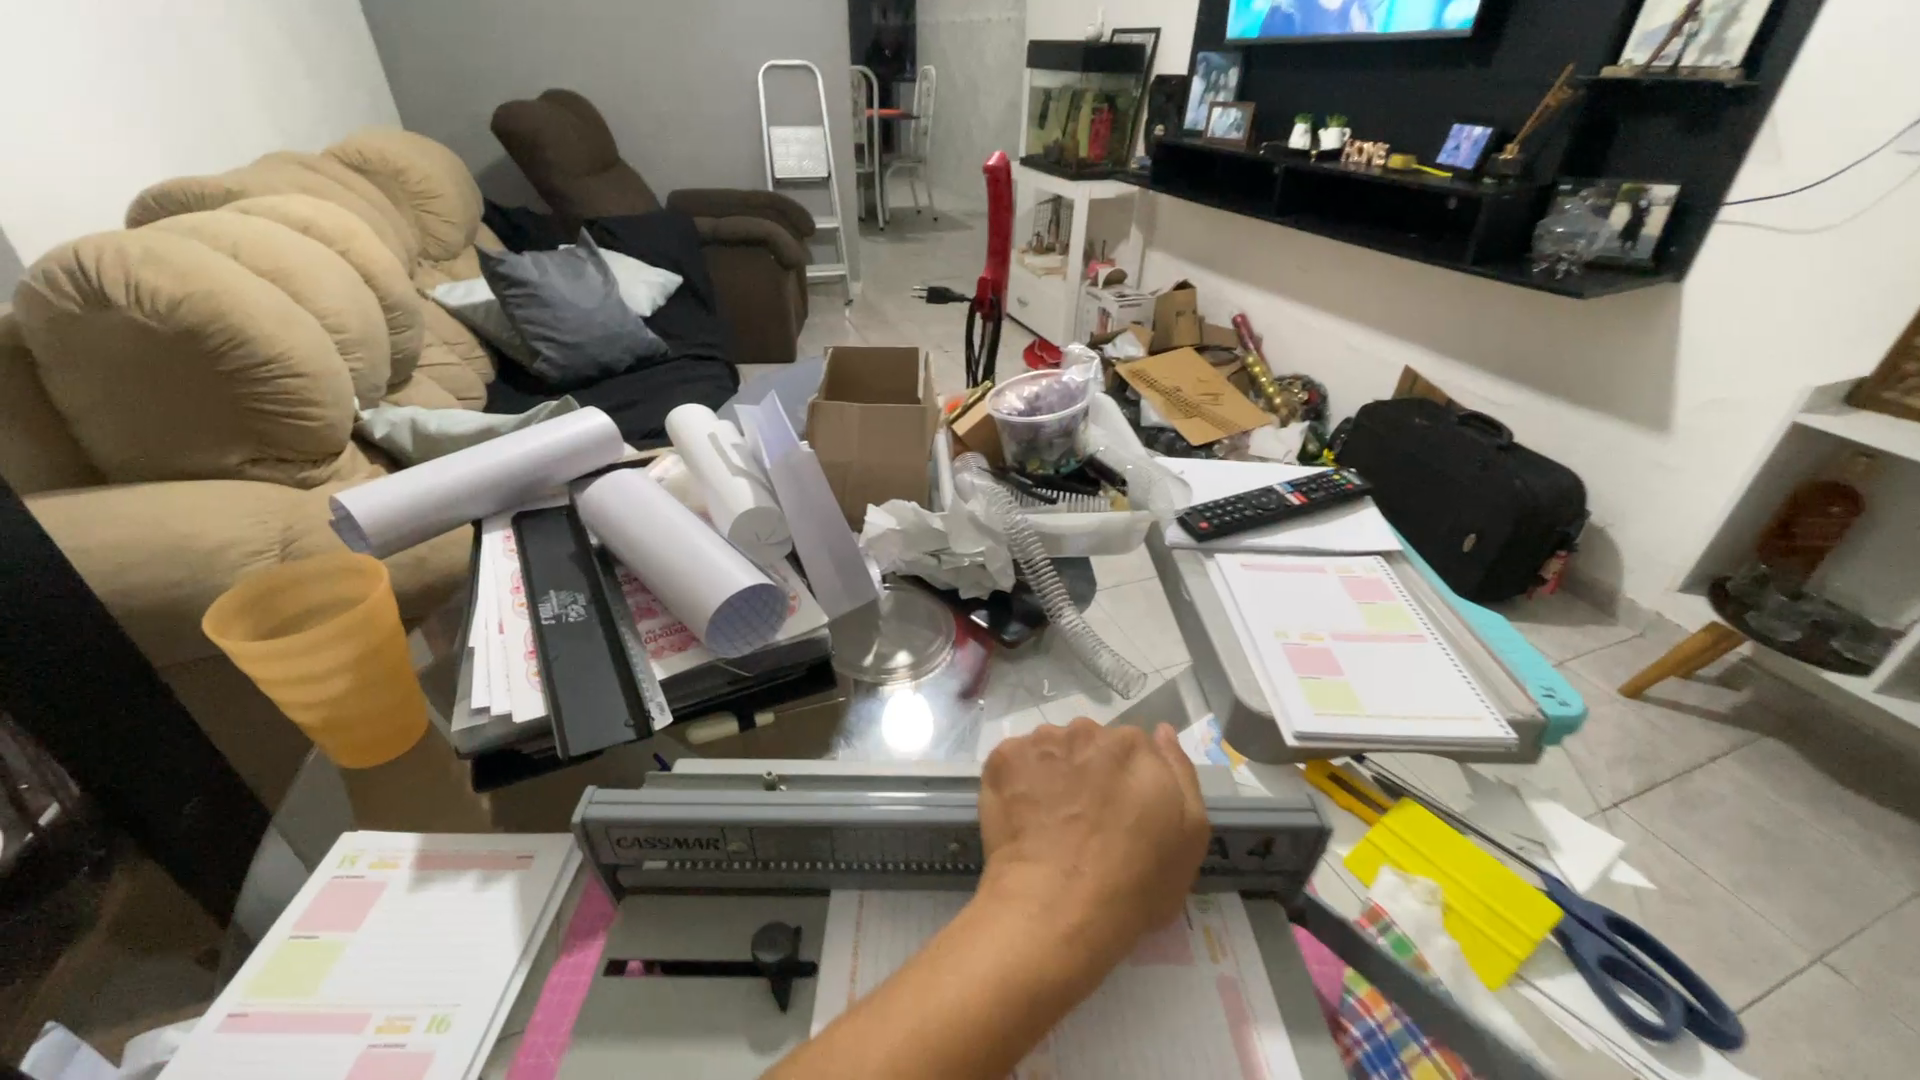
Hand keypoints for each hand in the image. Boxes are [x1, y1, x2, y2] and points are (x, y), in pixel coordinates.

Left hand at [978, 719, 1209, 964]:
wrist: (1058, 906)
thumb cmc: (1135, 881)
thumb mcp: (1189, 834)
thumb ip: (1179, 772)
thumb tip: (1162, 731)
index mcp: (1134, 746)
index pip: (1133, 750)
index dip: (1127, 782)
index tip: (1121, 814)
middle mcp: (1087, 732)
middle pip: (1090, 745)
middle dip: (1089, 773)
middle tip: (1084, 822)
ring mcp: (1041, 744)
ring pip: (1050, 751)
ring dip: (1052, 774)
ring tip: (1049, 822)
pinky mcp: (1003, 760)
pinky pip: (1014, 764)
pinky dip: (1017, 784)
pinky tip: (1022, 819)